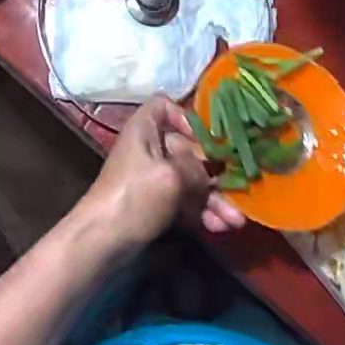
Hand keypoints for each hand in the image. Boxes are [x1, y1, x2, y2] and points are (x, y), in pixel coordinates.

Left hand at [73, 96, 244, 253]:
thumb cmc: (136, 196)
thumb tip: (205, 172)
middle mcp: (148, 147)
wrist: (104, 238)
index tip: (206, 138)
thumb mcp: (170, 176)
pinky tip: (220, 228)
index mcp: (144, 128)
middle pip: (185, 147)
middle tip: (240, 189)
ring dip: (214, 198)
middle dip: (213, 171)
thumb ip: (194, 167)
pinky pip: (184, 200)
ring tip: (237, 222)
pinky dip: (201, 212)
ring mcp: (152, 176)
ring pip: (189, 178)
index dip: (185, 116)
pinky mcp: (155, 202)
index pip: (163, 105)